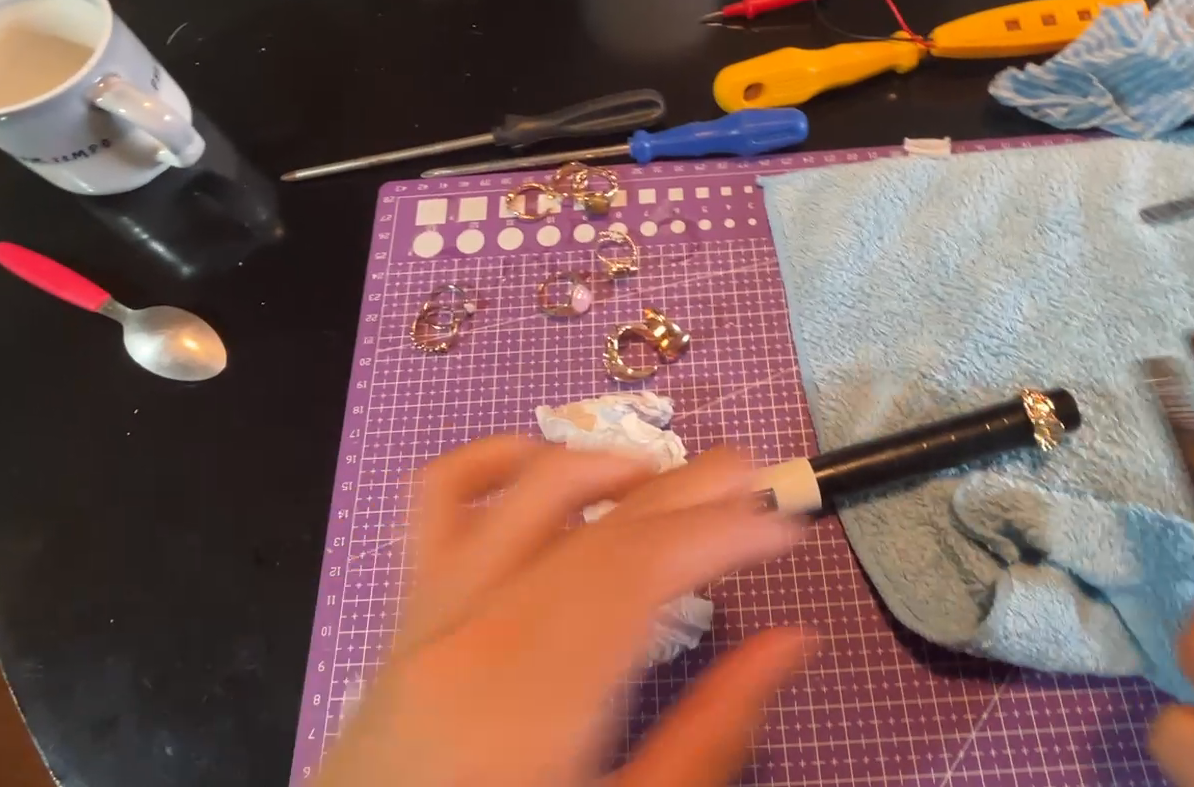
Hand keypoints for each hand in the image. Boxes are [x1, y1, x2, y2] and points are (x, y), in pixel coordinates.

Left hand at [323, 437, 809, 786]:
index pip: (643, 569)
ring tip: (666, 480)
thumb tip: (789, 642)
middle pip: (602, 523)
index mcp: (534, 702)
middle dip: (689, 489)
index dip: (721, 533)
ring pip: (529, 491)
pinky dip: (493, 459)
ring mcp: (430, 612)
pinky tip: (543, 466)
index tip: (782, 524)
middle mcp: (478, 630)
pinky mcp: (405, 611)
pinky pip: (437, 498)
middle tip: (753, 475)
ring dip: (608, 464)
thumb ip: (712, 734)